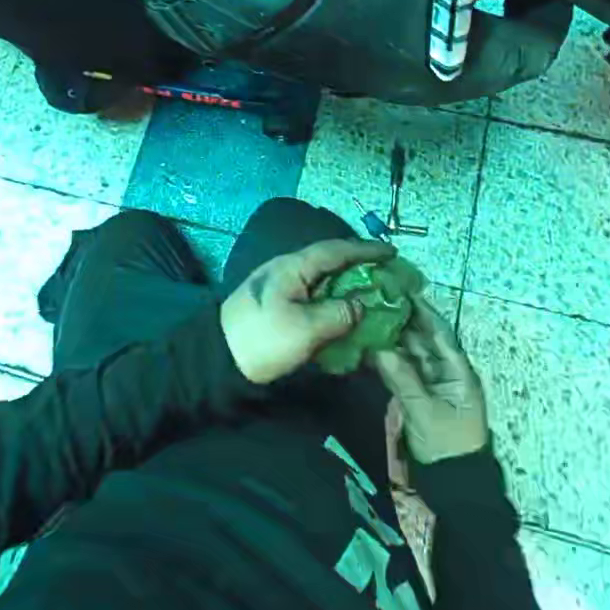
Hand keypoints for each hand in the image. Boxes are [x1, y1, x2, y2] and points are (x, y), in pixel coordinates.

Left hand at [221, 239, 394, 383]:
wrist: (217, 360)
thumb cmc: (263, 339)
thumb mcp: (306, 329)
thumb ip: (340, 314)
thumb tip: (361, 305)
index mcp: (293, 267)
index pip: (335, 250)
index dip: (365, 250)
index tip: (392, 252)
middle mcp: (287, 271)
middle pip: (329, 263)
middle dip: (360, 268)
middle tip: (388, 277)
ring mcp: (279, 288)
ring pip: (321, 281)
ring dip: (346, 287)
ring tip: (373, 296)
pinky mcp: (276, 307)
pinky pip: (311, 297)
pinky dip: (331, 303)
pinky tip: (346, 316)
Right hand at [371, 300, 488, 463]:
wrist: (452, 482)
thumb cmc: (446, 444)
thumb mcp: (425, 411)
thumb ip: (402, 378)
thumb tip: (378, 347)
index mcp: (458, 372)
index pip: (440, 333)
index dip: (423, 312)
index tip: (402, 290)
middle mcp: (445, 372)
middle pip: (423, 340)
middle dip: (403, 321)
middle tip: (377, 299)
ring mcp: (431, 383)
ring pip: (411, 353)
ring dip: (393, 337)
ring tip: (369, 315)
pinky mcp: (417, 395)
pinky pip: (402, 370)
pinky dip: (388, 358)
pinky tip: (370, 345)